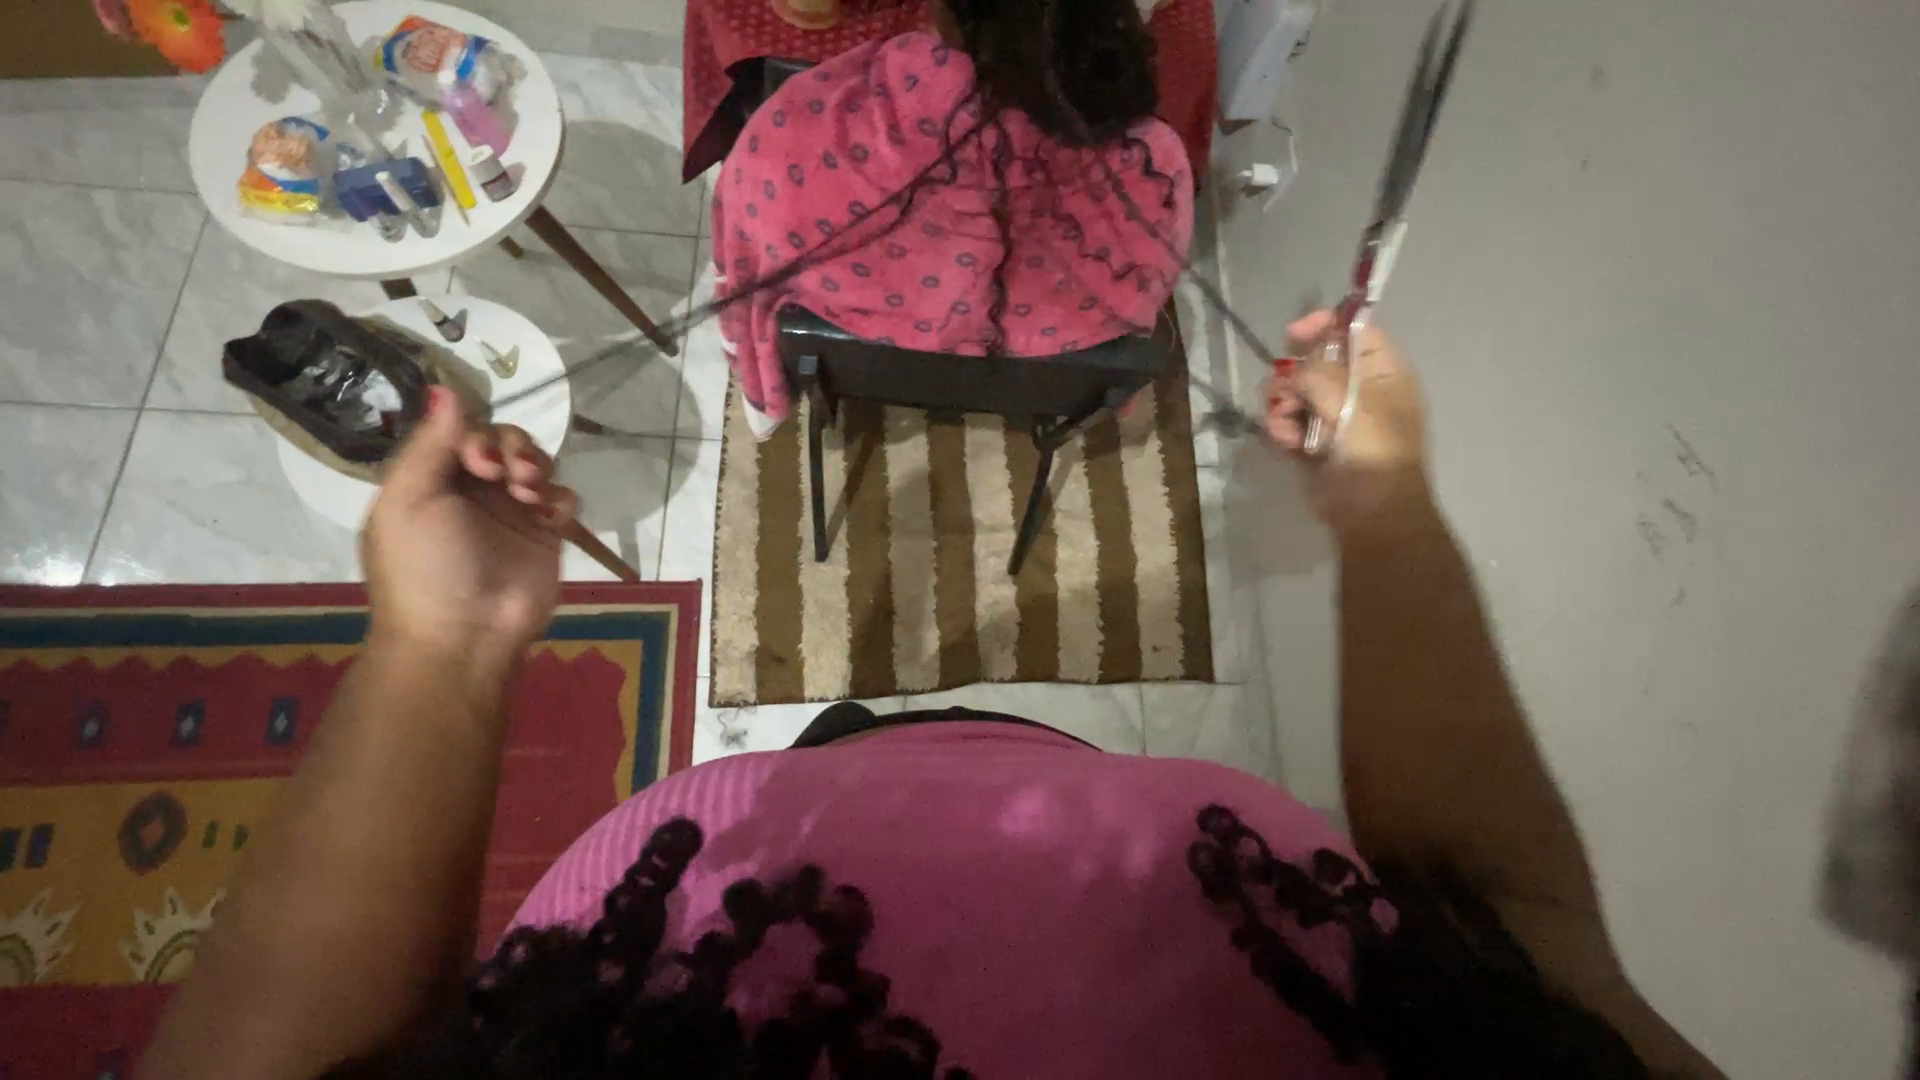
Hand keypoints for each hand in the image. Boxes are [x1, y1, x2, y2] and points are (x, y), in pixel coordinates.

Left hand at [361, 386, 577, 675]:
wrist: (465, 632)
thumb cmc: (427, 566)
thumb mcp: (408, 501)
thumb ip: (430, 443)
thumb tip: (446, 386)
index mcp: (432, 479)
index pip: (462, 432)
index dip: (477, 435)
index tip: (480, 460)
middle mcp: (474, 490)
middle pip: (505, 441)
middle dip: (513, 448)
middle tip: (510, 474)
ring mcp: (514, 513)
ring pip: (538, 464)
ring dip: (538, 467)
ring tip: (531, 494)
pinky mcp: (548, 535)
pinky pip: (563, 499)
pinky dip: (560, 500)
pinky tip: (550, 518)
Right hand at [1266, 310, 1434, 536]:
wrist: (1369, 513)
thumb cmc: (1374, 452)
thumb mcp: (1353, 402)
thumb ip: (1319, 374)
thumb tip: (1291, 373)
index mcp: (1383, 373)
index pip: (1355, 331)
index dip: (1325, 325)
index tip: (1293, 334)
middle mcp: (1357, 389)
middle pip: (1314, 361)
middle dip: (1292, 376)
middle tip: (1286, 394)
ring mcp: (1331, 416)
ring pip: (1292, 392)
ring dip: (1281, 407)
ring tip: (1285, 428)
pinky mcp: (1310, 440)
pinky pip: (1285, 420)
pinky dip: (1280, 428)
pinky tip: (1284, 444)